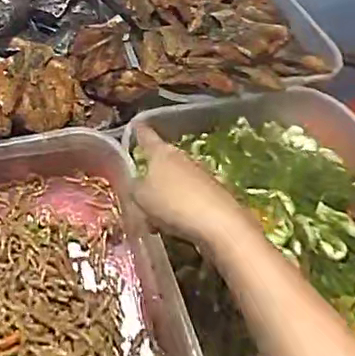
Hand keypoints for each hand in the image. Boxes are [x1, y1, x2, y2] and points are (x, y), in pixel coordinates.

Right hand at [131, 125, 260, 249]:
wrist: (220, 224)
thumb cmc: (173, 204)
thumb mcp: (141, 198)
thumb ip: (134, 188)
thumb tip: (135, 185)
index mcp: (161, 152)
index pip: (146, 135)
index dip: (138, 132)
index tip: (134, 126)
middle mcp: (181, 157)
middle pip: (162, 160)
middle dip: (151, 174)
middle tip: (139, 193)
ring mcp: (200, 174)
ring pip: (175, 181)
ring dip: (166, 196)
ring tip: (155, 220)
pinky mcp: (214, 193)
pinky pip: (189, 197)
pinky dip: (181, 209)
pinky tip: (175, 228)